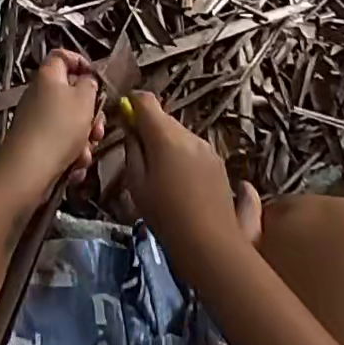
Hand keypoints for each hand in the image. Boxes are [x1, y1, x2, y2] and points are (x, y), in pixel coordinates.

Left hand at [0, 50, 103, 198]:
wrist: (28, 169)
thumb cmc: (60, 127)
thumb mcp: (85, 100)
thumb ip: (90, 84)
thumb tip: (87, 80)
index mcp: (48, 75)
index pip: (63, 56)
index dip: (81, 63)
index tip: (96, 79)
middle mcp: (39, 93)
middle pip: (72, 94)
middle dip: (90, 113)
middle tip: (98, 129)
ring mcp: (36, 118)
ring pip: (70, 121)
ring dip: (84, 137)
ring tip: (85, 153)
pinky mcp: (36, 141)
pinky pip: (61, 141)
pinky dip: (71, 152)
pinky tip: (76, 166)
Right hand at [120, 91, 248, 259]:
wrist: (211, 244)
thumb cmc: (165, 215)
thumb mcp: (136, 183)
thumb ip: (132, 149)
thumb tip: (130, 129)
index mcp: (165, 135)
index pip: (146, 100)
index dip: (132, 102)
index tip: (124, 115)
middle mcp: (188, 134)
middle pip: (164, 119)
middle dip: (150, 128)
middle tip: (139, 153)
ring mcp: (207, 148)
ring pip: (180, 135)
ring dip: (167, 144)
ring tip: (161, 173)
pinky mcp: (219, 163)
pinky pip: (194, 149)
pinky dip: (183, 156)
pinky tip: (181, 182)